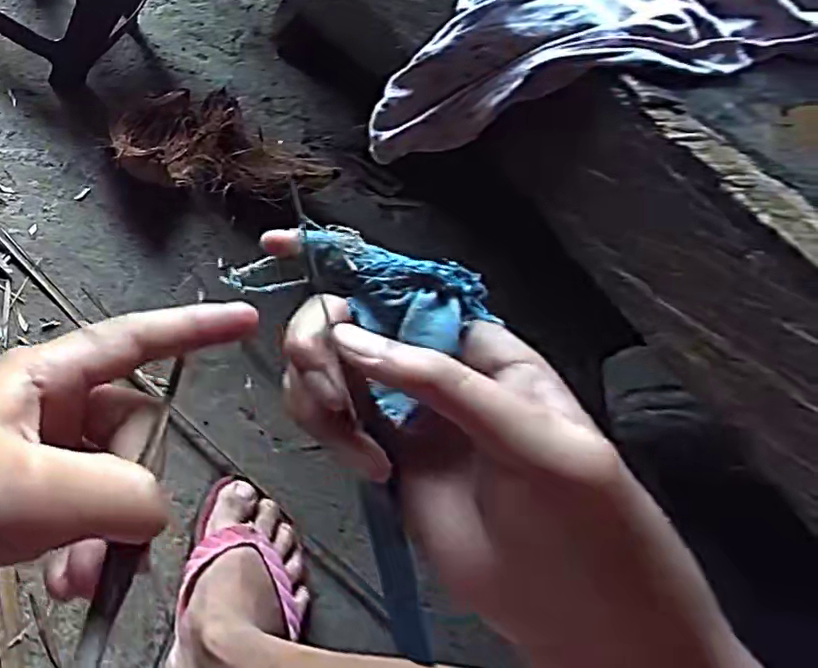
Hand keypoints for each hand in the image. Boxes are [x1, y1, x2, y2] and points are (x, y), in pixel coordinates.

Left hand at [0, 301, 258, 613]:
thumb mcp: (36, 488)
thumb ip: (120, 491)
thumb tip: (155, 505)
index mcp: (45, 375)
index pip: (131, 340)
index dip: (190, 329)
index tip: (243, 321)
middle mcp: (47, 403)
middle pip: (133, 429)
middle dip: (130, 489)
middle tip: (98, 534)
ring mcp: (41, 449)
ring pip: (115, 481)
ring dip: (108, 534)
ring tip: (72, 574)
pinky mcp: (33, 493)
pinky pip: (90, 514)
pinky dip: (89, 551)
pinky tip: (64, 584)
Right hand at [269, 231, 753, 667]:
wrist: (586, 632)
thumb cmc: (597, 535)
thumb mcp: (545, 449)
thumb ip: (444, 384)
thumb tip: (347, 339)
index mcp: (477, 349)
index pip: (398, 285)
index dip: (339, 259)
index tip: (280, 247)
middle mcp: (425, 364)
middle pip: (337, 319)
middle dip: (319, 348)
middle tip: (334, 393)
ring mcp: (391, 403)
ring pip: (315, 362)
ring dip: (317, 395)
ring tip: (362, 448)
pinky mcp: (365, 438)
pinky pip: (312, 405)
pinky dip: (320, 427)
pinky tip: (367, 466)